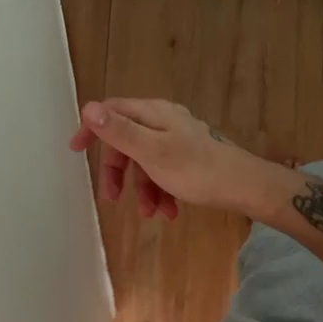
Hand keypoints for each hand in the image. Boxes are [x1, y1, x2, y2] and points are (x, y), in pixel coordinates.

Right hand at [66, 98, 276, 217]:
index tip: (76, 151)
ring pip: (145, 160)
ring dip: (142, 188)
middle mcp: (164, 120)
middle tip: (113, 197)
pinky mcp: (190, 156)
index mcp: (153, 113)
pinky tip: (169, 211)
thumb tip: (88, 108)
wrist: (246, 186)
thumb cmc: (196, 169)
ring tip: (151, 213)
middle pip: (127, 140)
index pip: (111, 111)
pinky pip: (164, 170)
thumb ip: (119, 131)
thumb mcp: (151, 152)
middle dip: (119, 171)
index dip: (91, 128)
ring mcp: (178, 138)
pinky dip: (161, 190)